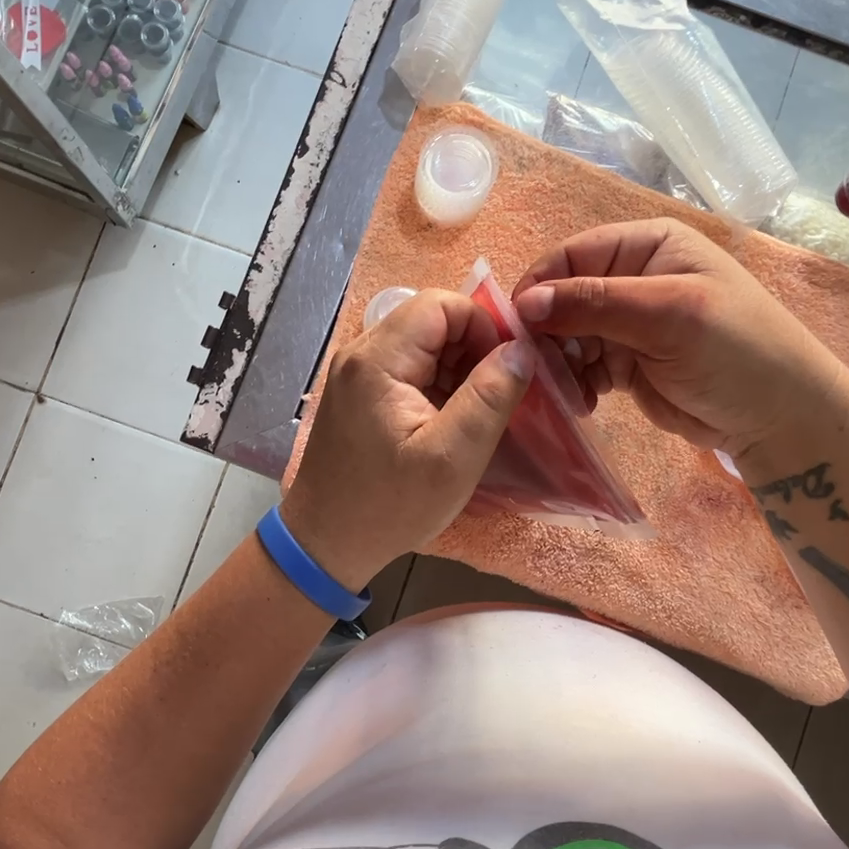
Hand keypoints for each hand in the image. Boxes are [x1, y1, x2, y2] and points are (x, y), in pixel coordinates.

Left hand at [281, 290, 535, 589]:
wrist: (326, 543)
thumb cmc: (389, 507)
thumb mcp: (452, 457)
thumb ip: (490, 397)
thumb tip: (522, 349)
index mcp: (377, 359)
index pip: (441, 305)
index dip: (483, 327)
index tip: (506, 371)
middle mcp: (359, 354)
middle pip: (430, 322)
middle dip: (472, 351)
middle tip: (494, 399)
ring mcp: (355, 374)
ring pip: (422, 346)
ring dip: (457, 372)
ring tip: (473, 417)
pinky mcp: (358, 395)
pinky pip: (407, 370)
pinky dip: (436, 387)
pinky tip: (448, 425)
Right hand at [512, 219, 848, 468]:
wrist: (777, 418)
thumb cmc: (736, 350)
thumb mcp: (668, 315)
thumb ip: (594, 305)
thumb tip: (524, 303)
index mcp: (646, 247)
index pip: (571, 256)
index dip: (540, 287)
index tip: (515, 328)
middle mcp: (631, 280)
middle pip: (562, 298)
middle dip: (546, 333)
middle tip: (537, 370)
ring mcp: (626, 325)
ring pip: (565, 337)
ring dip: (557, 364)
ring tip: (565, 392)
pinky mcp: (623, 364)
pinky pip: (579, 367)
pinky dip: (573, 384)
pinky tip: (581, 403)